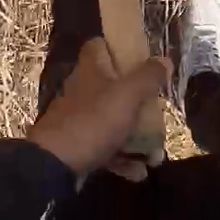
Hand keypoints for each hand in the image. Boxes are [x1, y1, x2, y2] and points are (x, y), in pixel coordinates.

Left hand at [26, 38, 169, 177]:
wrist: (54, 165)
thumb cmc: (93, 121)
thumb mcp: (127, 95)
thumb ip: (148, 77)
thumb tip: (165, 60)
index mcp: (91, 70)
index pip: (98, 46)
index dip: (116, 47)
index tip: (139, 59)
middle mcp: (83, 91)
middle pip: (113, 87)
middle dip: (139, 103)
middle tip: (158, 114)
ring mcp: (79, 120)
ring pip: (113, 121)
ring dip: (136, 138)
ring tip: (155, 156)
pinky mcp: (78, 146)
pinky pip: (106, 148)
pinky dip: (123, 159)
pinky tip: (139, 172)